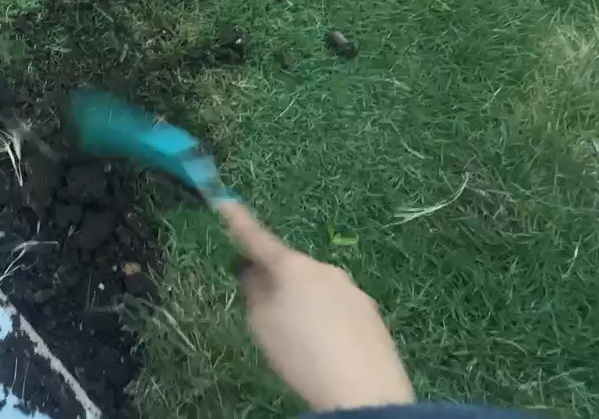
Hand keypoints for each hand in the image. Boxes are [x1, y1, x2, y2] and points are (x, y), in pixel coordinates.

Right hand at [217, 201, 415, 411]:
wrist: (367, 398)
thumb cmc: (301, 355)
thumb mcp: (260, 323)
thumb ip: (253, 290)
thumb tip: (256, 274)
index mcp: (292, 266)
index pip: (257, 237)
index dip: (238, 220)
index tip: (225, 201)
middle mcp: (323, 269)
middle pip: (290, 268)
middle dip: (278, 280)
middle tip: (270, 312)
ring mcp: (353, 291)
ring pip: (316, 288)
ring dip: (305, 302)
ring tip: (305, 341)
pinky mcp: (373, 316)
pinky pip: (339, 308)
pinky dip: (329, 320)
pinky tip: (330, 350)